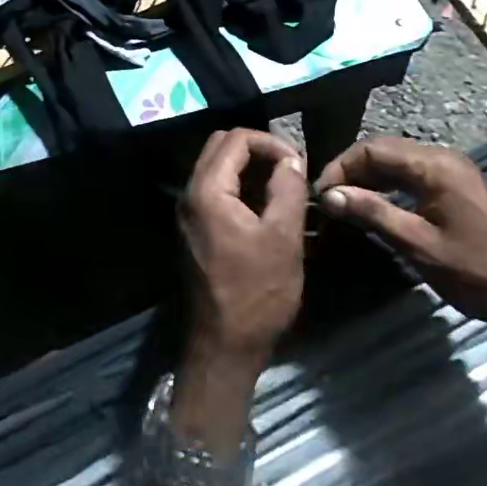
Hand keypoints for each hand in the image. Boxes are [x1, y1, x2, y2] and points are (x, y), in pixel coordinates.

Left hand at [177, 130, 307, 367]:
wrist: (223, 346)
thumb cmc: (256, 293)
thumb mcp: (283, 237)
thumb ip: (288, 189)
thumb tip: (291, 159)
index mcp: (207, 191)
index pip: (236, 139)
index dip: (271, 142)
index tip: (298, 163)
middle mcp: (189, 195)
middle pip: (221, 146)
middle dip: (258, 150)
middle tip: (290, 170)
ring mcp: (188, 213)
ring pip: (217, 167)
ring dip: (250, 168)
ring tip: (283, 187)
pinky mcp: (194, 229)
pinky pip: (215, 190)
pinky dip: (240, 187)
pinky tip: (266, 207)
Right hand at [315, 137, 486, 325]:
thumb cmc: (476, 272)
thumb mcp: (419, 245)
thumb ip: (373, 213)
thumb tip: (330, 195)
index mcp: (434, 166)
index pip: (373, 149)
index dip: (341, 167)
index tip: (321, 195)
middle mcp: (444, 157)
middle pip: (386, 149)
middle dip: (353, 169)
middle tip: (330, 199)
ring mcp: (456, 169)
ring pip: (400, 160)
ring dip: (371, 176)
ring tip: (347, 203)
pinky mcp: (461, 184)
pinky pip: (416, 172)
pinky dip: (392, 183)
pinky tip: (379, 204)